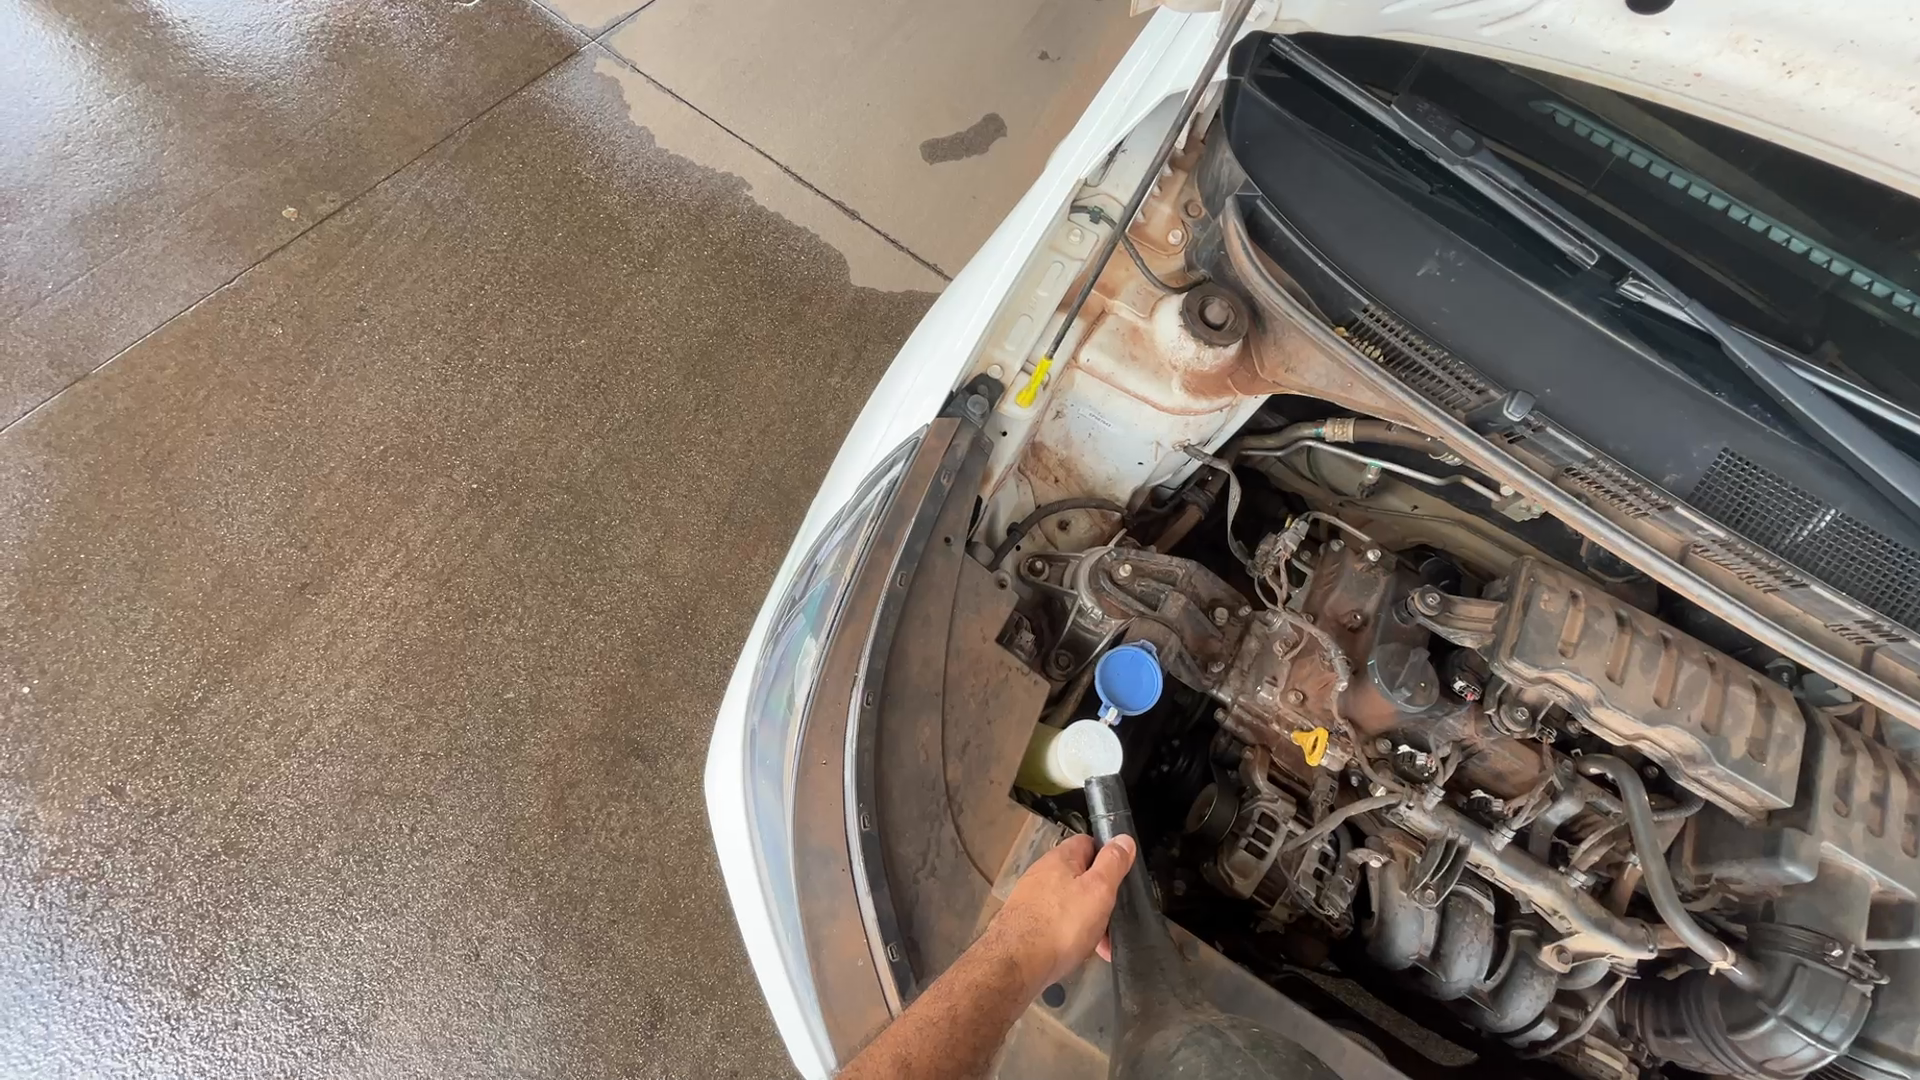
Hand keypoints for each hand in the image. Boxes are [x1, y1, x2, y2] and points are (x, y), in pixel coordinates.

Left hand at [981, 832, 1135, 995]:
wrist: (1016, 962)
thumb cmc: (1061, 924)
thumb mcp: (1098, 890)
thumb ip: (1112, 864)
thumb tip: (1124, 839)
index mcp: (1061, 857)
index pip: (1089, 843)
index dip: (1108, 856)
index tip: (1121, 877)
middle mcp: (1044, 872)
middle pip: (1080, 876)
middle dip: (1100, 898)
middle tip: (1114, 921)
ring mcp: (1033, 897)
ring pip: (1070, 902)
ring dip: (1089, 921)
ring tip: (1102, 946)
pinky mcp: (1026, 921)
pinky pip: (1057, 922)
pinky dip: (1071, 934)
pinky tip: (1079, 953)